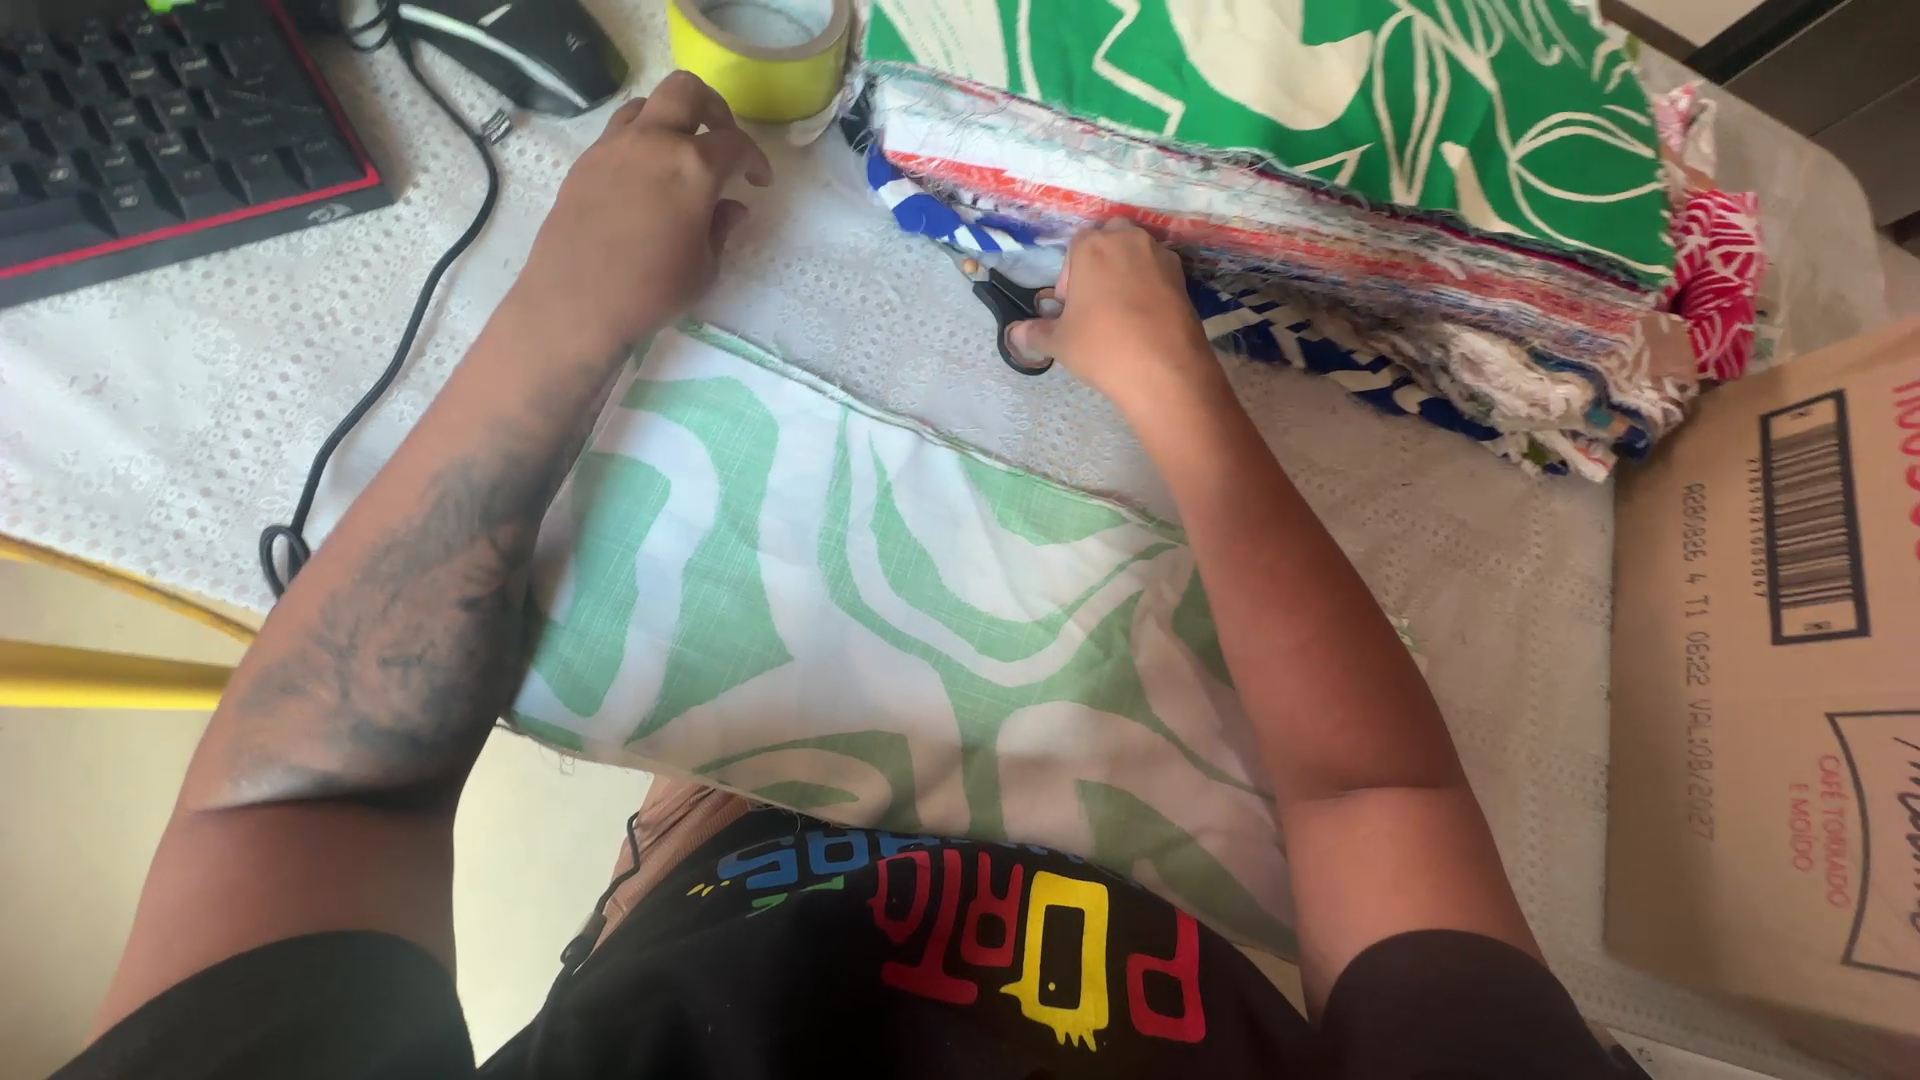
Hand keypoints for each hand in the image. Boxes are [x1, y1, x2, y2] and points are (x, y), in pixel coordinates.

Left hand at [510, 71, 773, 352]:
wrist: (579, 300)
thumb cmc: (654, 290)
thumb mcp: (705, 268)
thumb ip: (721, 228)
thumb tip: (731, 207)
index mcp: (693, 167)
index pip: (735, 144)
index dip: (755, 159)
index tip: (760, 180)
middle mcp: (653, 142)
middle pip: (687, 92)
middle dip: (714, 109)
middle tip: (723, 141)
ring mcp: (614, 147)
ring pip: (648, 105)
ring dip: (672, 121)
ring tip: (682, 156)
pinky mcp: (587, 162)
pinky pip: (620, 132)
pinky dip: (643, 142)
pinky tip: (649, 179)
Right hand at [1008, 219, 1223, 414]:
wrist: (1162, 369)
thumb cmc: (1101, 347)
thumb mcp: (1059, 343)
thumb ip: (1036, 333)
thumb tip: (1016, 334)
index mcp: (1092, 247)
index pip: (1075, 246)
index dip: (1069, 276)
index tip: (1070, 306)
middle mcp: (1128, 241)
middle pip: (1110, 239)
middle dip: (1100, 262)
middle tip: (1094, 302)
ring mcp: (1160, 257)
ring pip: (1137, 254)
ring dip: (1126, 272)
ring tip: (1120, 312)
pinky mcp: (1183, 278)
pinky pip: (1158, 273)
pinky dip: (1150, 287)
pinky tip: (1144, 320)